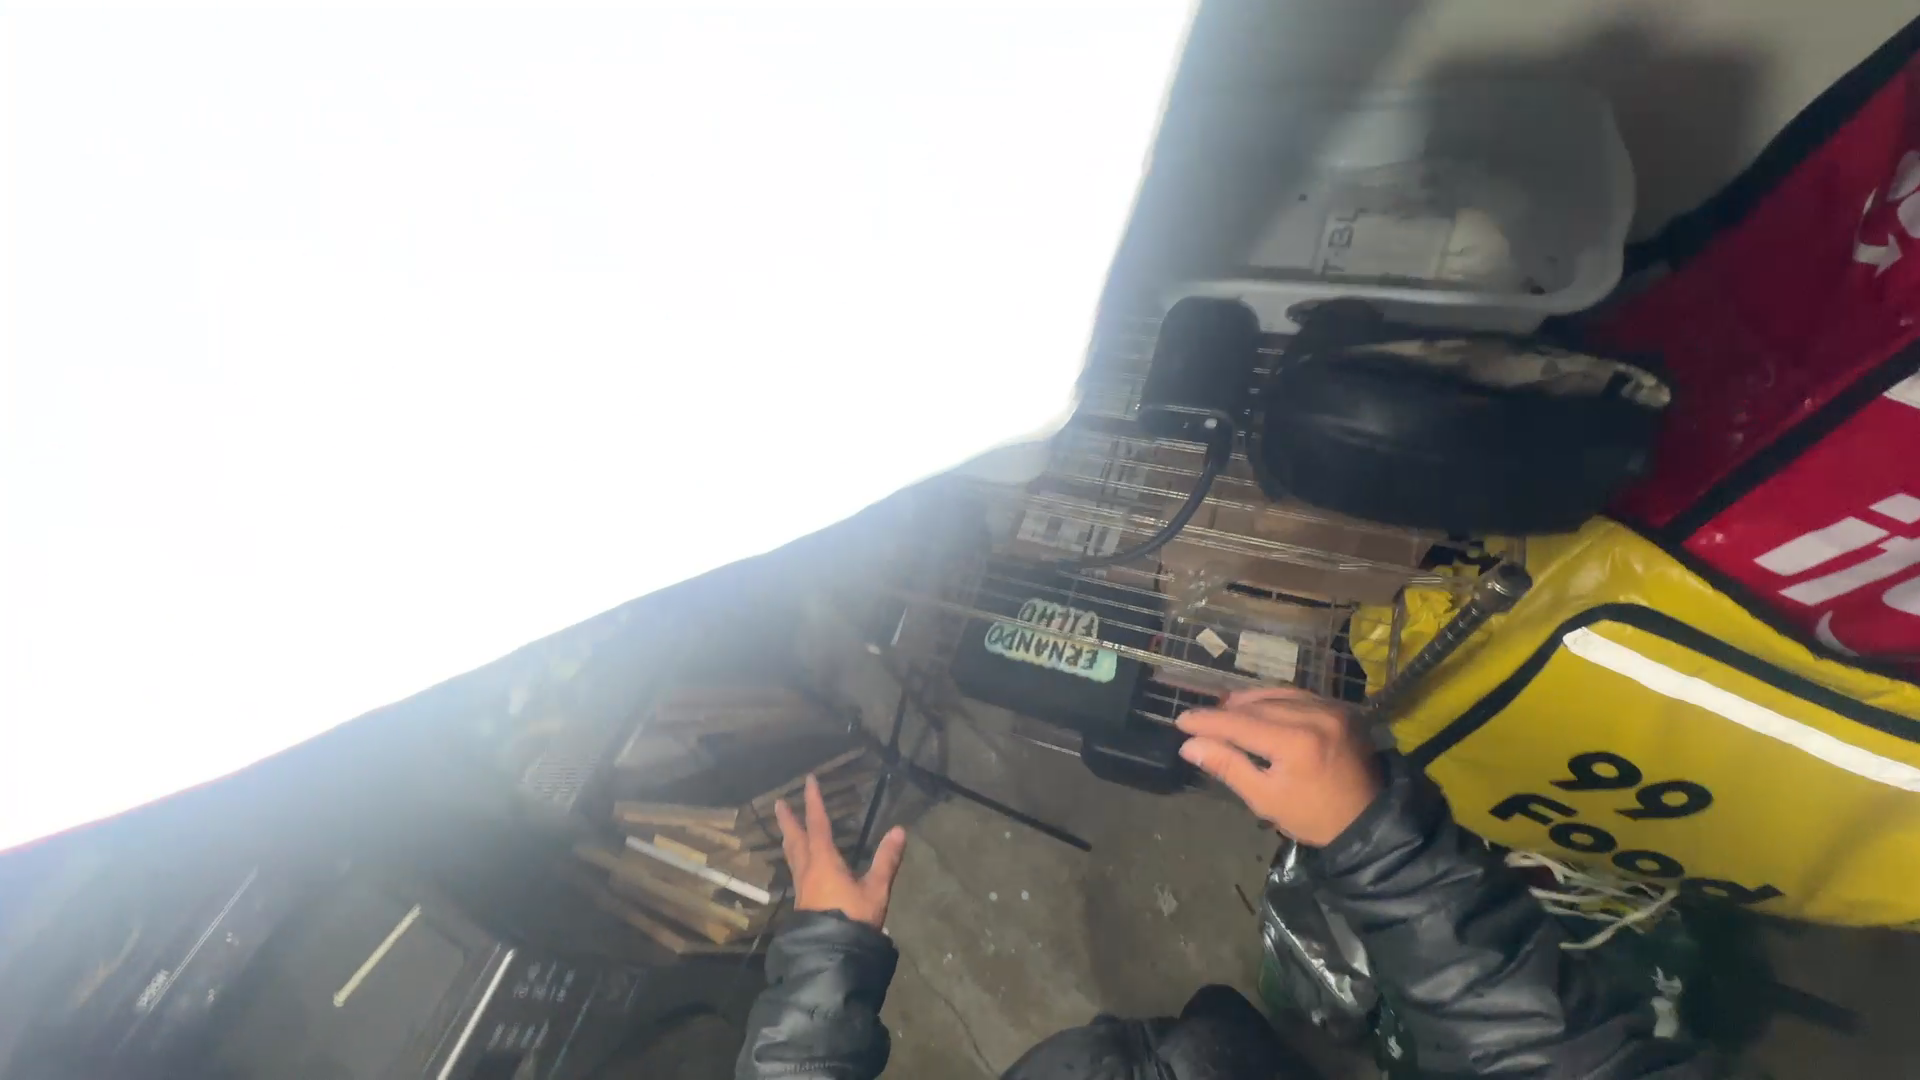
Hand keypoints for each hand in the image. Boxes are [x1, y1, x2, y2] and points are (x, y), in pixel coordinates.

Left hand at [775, 774, 908, 928]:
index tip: (809, 781)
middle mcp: (808, 870)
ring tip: (786, 830)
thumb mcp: (875, 890)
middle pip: (795, 839)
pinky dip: (796, 858)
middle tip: (780, 804)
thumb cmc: (852, 920)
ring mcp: (802, 888)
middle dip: (789, 820)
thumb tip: (899, 830)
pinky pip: (796, 871)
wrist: (831, 958)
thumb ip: (886, 860)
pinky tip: (800, 866)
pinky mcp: (803, 903)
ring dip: (789, 839)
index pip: (818, 824)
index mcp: (824, 861)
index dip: (814, 801)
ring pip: (792, 856)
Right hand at [1176, 686, 1383, 846]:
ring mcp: (1330, 708)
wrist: (1371, 822)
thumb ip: (1228, 766)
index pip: (1239, 724)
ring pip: (1274, 695)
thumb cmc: (1314, 817)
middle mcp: (1313, 716)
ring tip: (1223, 711)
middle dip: (1223, 712)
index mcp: (1295, 742)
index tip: (1180, 721)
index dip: (1206, 721)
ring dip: (1245, 702)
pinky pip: (1295, 695)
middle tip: (1198, 720)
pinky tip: (1255, 706)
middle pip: (1254, 706)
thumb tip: (1189, 745)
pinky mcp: (1339, 708)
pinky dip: (1271, 699)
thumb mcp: (1265, 799)